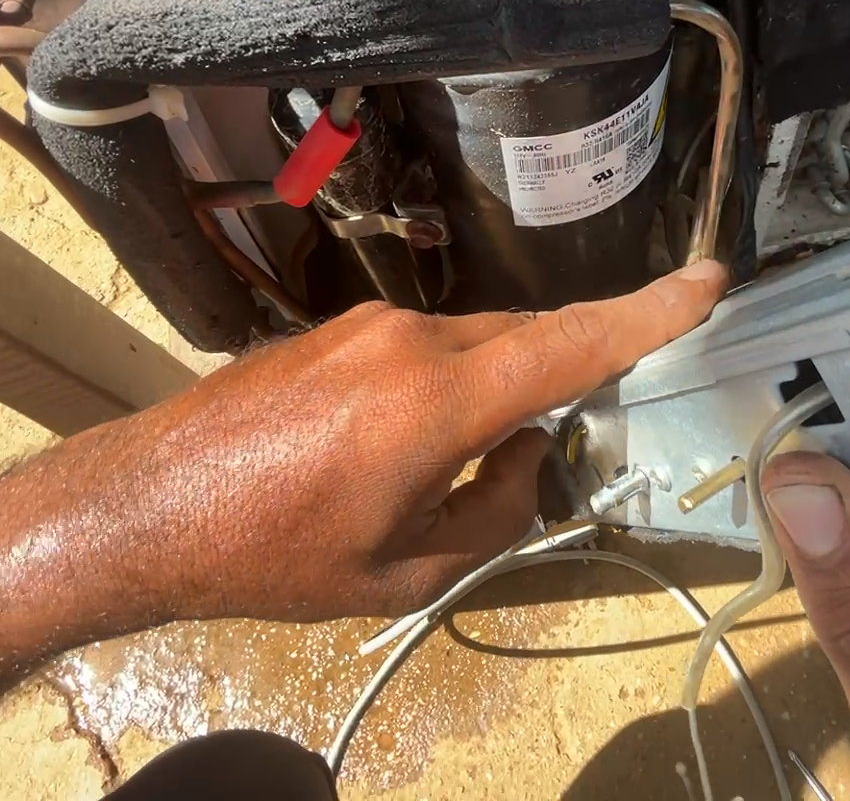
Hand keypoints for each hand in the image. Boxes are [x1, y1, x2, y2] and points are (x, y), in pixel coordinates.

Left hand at [93, 261, 727, 622]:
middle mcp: (412, 339)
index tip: (708, 280)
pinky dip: (460, 379)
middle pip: (530, 337)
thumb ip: (493, 507)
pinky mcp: (345, 326)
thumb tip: (527, 449)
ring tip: (467, 458)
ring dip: (505, 385)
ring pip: (483, 340)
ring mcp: (372, 323)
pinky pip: (435, 342)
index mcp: (434, 403)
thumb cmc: (273, 554)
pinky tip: (417, 436)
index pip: (566, 344)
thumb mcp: (403, 569)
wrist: (142, 504)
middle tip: (566, 431)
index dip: (647, 312)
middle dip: (568, 372)